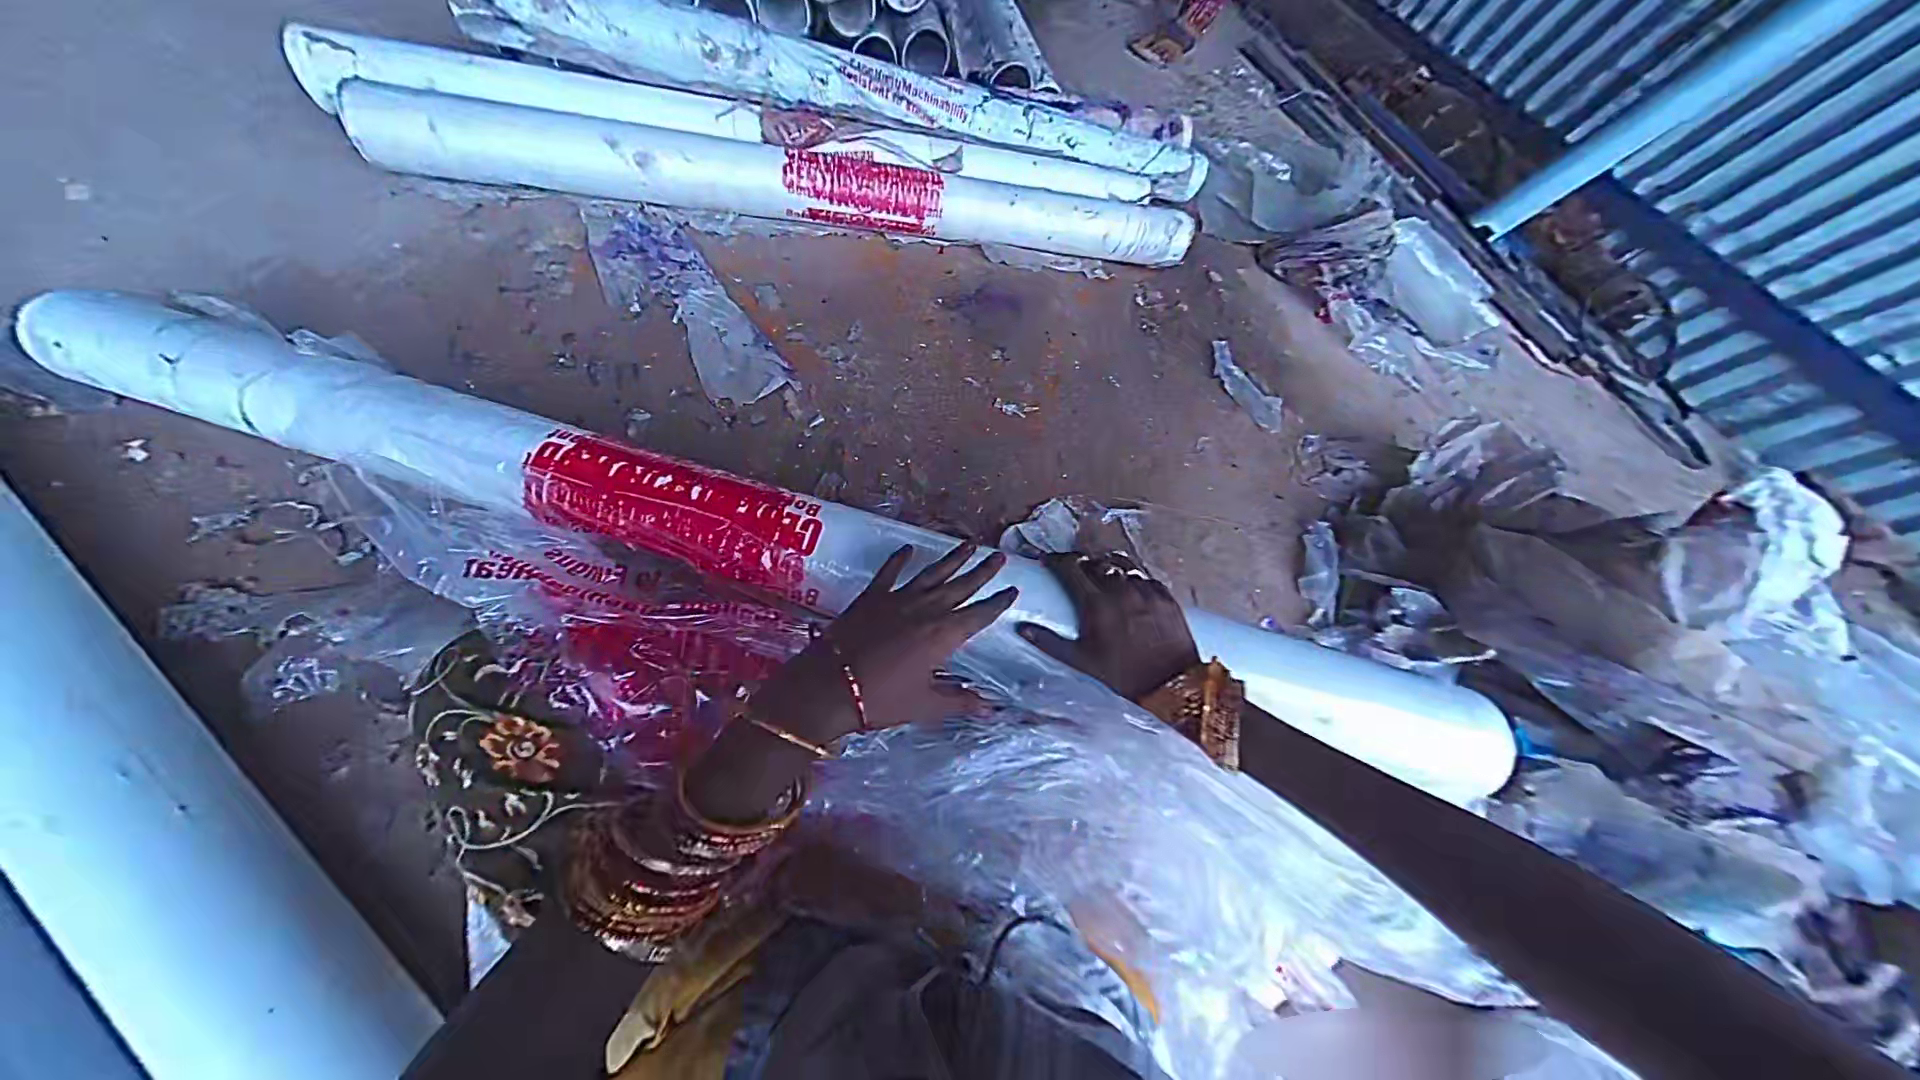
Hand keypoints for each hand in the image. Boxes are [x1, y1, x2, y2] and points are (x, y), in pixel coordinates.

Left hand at [753, 543, 1017, 740]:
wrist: (830, 686)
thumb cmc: (881, 700)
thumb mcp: (925, 705)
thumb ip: (959, 701)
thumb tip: (991, 707)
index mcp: (943, 635)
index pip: (979, 615)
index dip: (998, 602)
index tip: (1012, 589)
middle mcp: (925, 610)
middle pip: (961, 586)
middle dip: (982, 570)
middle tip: (999, 555)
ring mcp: (897, 600)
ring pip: (932, 574)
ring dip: (952, 559)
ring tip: (968, 543)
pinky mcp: (872, 597)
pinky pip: (889, 573)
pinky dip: (899, 560)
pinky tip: (908, 549)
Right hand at [1017, 551, 1199, 700]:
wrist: (1171, 687)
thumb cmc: (1123, 677)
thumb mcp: (1081, 662)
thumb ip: (1049, 642)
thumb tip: (1022, 628)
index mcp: (1096, 603)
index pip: (1070, 567)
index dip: (1056, 560)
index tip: (1047, 561)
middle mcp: (1121, 590)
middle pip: (1094, 562)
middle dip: (1080, 562)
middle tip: (1071, 570)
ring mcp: (1146, 591)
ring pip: (1121, 565)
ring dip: (1106, 566)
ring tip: (1099, 574)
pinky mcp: (1166, 597)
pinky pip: (1144, 576)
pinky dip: (1131, 577)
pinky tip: (1128, 587)